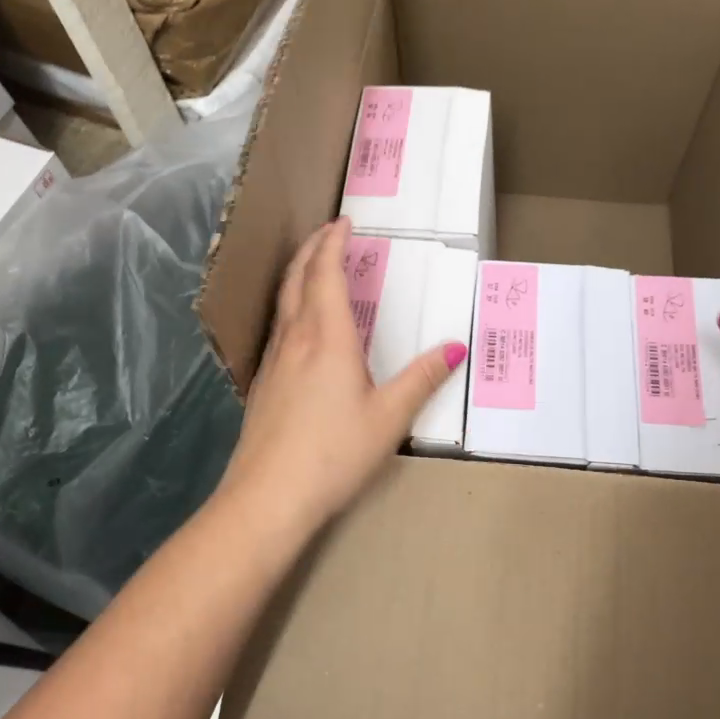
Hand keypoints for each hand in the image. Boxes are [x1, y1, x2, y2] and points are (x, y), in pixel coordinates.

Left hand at [220, 217, 466, 530]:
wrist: (267, 497)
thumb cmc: (334, 453)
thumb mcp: (390, 417)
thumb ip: (422, 378)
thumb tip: (456, 347)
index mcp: (328, 337)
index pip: (327, 274)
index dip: (335, 243)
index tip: (345, 221)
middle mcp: (296, 339)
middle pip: (298, 278)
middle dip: (313, 248)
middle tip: (330, 230)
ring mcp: (274, 361)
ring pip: (283, 301)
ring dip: (299, 272)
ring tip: (314, 264)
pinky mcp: (264, 384)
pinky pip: (278, 326)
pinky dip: (291, 303)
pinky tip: (300, 325)